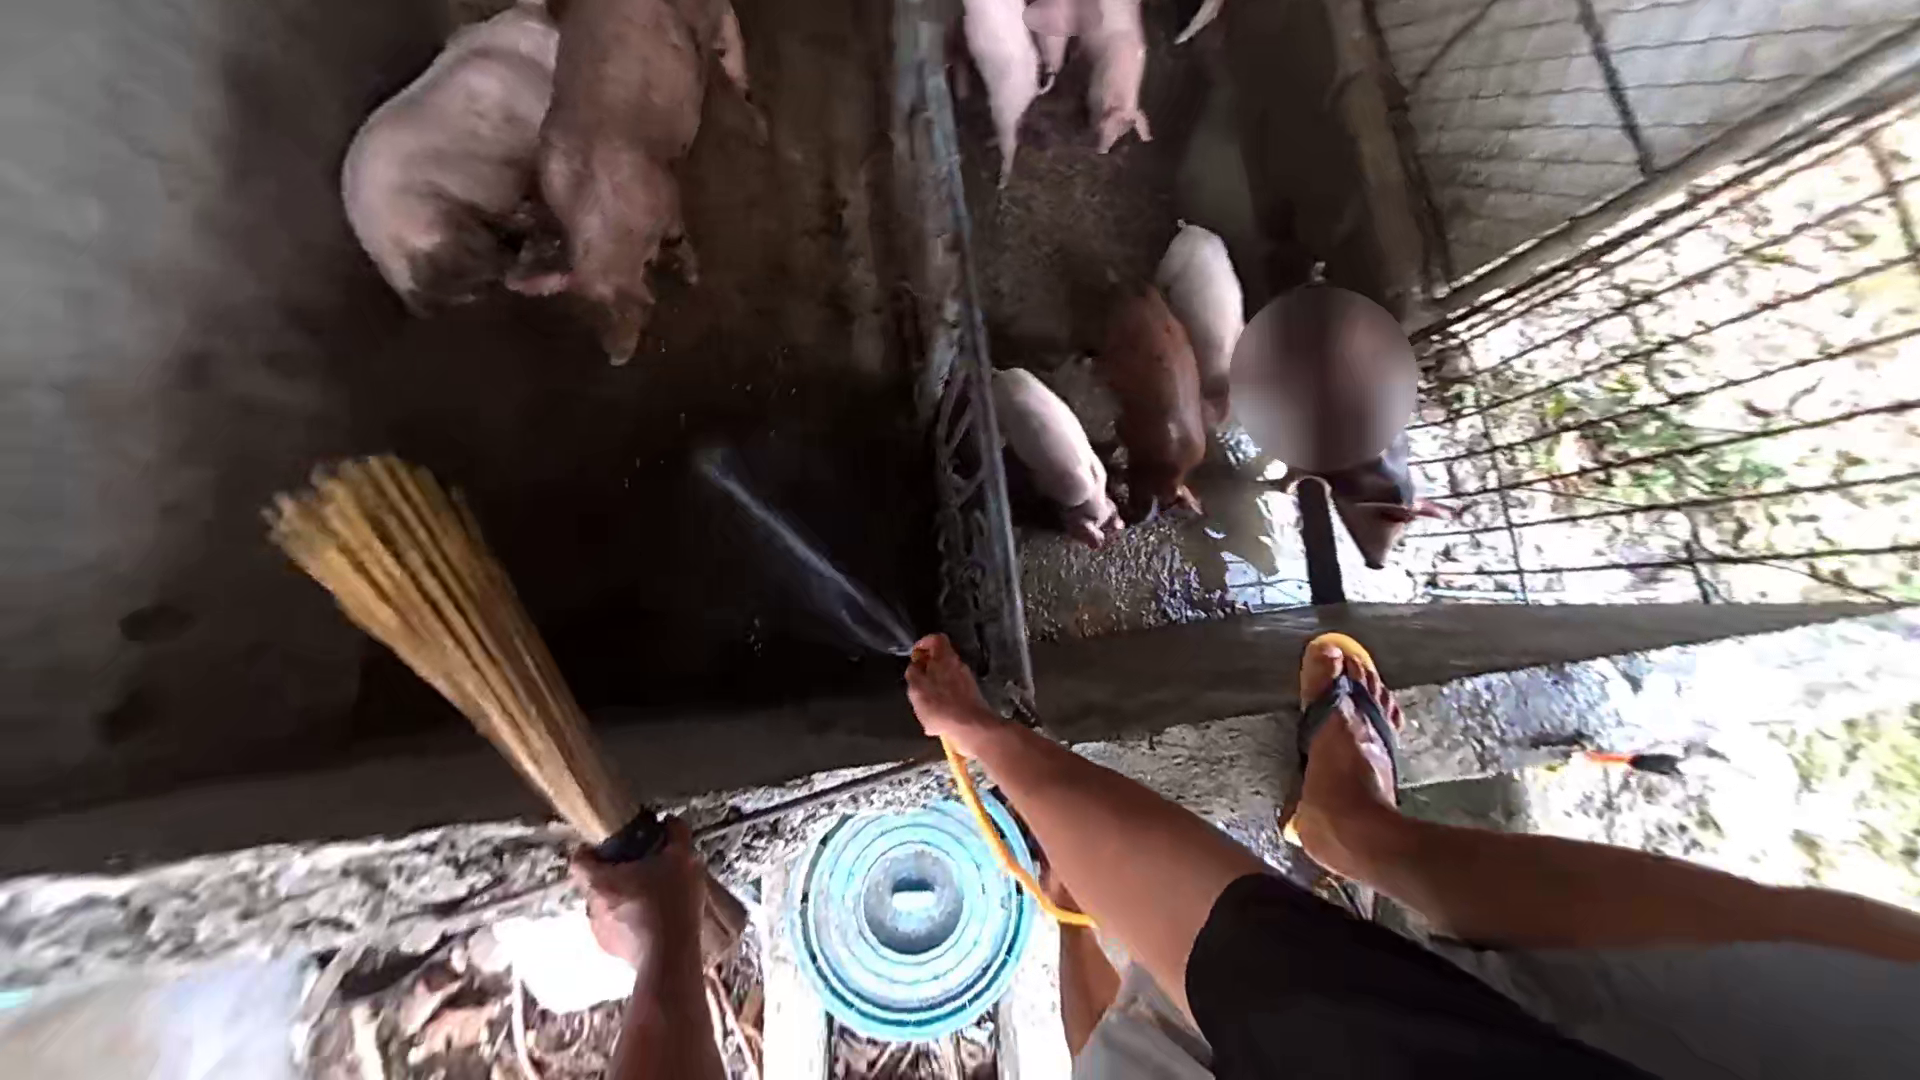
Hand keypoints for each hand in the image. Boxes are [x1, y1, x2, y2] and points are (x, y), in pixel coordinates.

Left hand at [570, 817, 704, 968]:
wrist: (669, 955)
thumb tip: (671, 820)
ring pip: (605, 905)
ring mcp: (598, 930)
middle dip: (617, 873)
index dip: (592, 850)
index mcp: (601, 879)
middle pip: (596, 881)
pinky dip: (628, 919)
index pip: (579, 859)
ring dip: (623, 897)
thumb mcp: (682, 857)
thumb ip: (676, 834)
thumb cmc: (670, 899)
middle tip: (644, 867)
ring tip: (653, 895)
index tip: (612, 846)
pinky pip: (615, 925)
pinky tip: (653, 918)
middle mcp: (591, 905)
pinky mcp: (610, 950)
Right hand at [906, 633, 1007, 757]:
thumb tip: (915, 666)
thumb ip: (913, 674)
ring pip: (946, 679)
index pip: (936, 638)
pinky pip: (953, 695)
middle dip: (927, 670)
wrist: (973, 728)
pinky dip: (944, 703)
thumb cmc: (941, 706)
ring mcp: (967, 682)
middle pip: (941, 660)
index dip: (923, 643)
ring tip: (924, 707)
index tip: (915, 655)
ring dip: (934, 689)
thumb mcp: (916, 689)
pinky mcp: (972, 698)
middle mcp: (959, 665)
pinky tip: (937, 720)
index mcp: (945, 658)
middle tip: (916, 684)